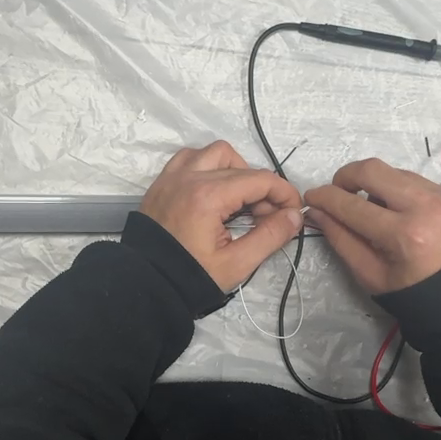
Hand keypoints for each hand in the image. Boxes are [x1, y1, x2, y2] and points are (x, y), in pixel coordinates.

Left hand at [139, 141, 302, 289]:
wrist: (145, 286)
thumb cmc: (190, 278)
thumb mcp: (236, 264)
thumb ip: (269, 236)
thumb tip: (295, 215)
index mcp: (208, 196)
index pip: (260, 180)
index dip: (284, 194)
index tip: (293, 213)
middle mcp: (190, 177)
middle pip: (242, 167)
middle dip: (262, 189)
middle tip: (265, 218)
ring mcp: (172, 177)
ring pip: (214, 153)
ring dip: (234, 170)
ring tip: (239, 201)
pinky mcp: (161, 184)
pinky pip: (190, 159)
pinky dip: (207, 167)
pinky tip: (213, 192)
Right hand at [304, 158, 440, 293]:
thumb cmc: (413, 295)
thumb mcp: (370, 275)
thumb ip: (341, 239)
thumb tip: (318, 210)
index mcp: (404, 235)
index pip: (352, 205)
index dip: (325, 198)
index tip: (311, 196)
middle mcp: (428, 207)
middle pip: (373, 169)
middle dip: (347, 176)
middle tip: (338, 191)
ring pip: (397, 174)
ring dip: (377, 186)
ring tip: (373, 210)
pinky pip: (420, 184)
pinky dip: (403, 195)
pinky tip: (404, 216)